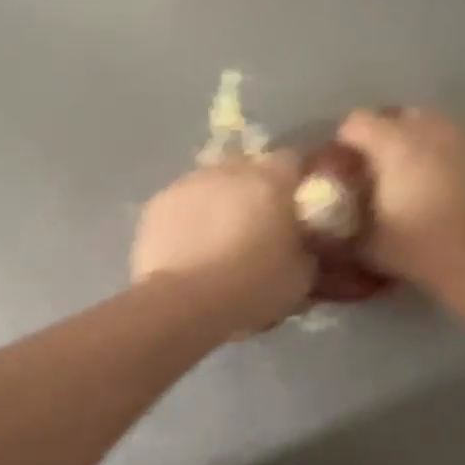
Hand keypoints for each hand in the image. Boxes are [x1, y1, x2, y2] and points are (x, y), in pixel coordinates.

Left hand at [131, 152, 314, 334]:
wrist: (183, 304)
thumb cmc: (251, 287)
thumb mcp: (301, 277)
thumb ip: (306, 250)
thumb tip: (303, 245)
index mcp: (270, 179)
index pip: (293, 160)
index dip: (297, 182)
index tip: (299, 207)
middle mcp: (228, 170)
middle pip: (248, 167)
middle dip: (256, 189)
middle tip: (260, 224)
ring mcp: (188, 182)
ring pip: (212, 183)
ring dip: (220, 201)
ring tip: (219, 238)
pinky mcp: (157, 204)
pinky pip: (183, 203)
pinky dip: (189, 217)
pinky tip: (190, 247)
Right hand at [337, 107, 464, 292]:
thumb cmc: (420, 251)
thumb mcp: (366, 240)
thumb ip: (346, 216)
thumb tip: (335, 208)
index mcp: (395, 145)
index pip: (357, 122)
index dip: (346, 141)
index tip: (346, 165)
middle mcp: (430, 131)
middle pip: (397, 115)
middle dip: (384, 135)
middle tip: (380, 167)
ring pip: (432, 124)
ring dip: (418, 140)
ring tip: (415, 172)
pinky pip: (460, 141)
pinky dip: (447, 153)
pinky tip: (447, 182)